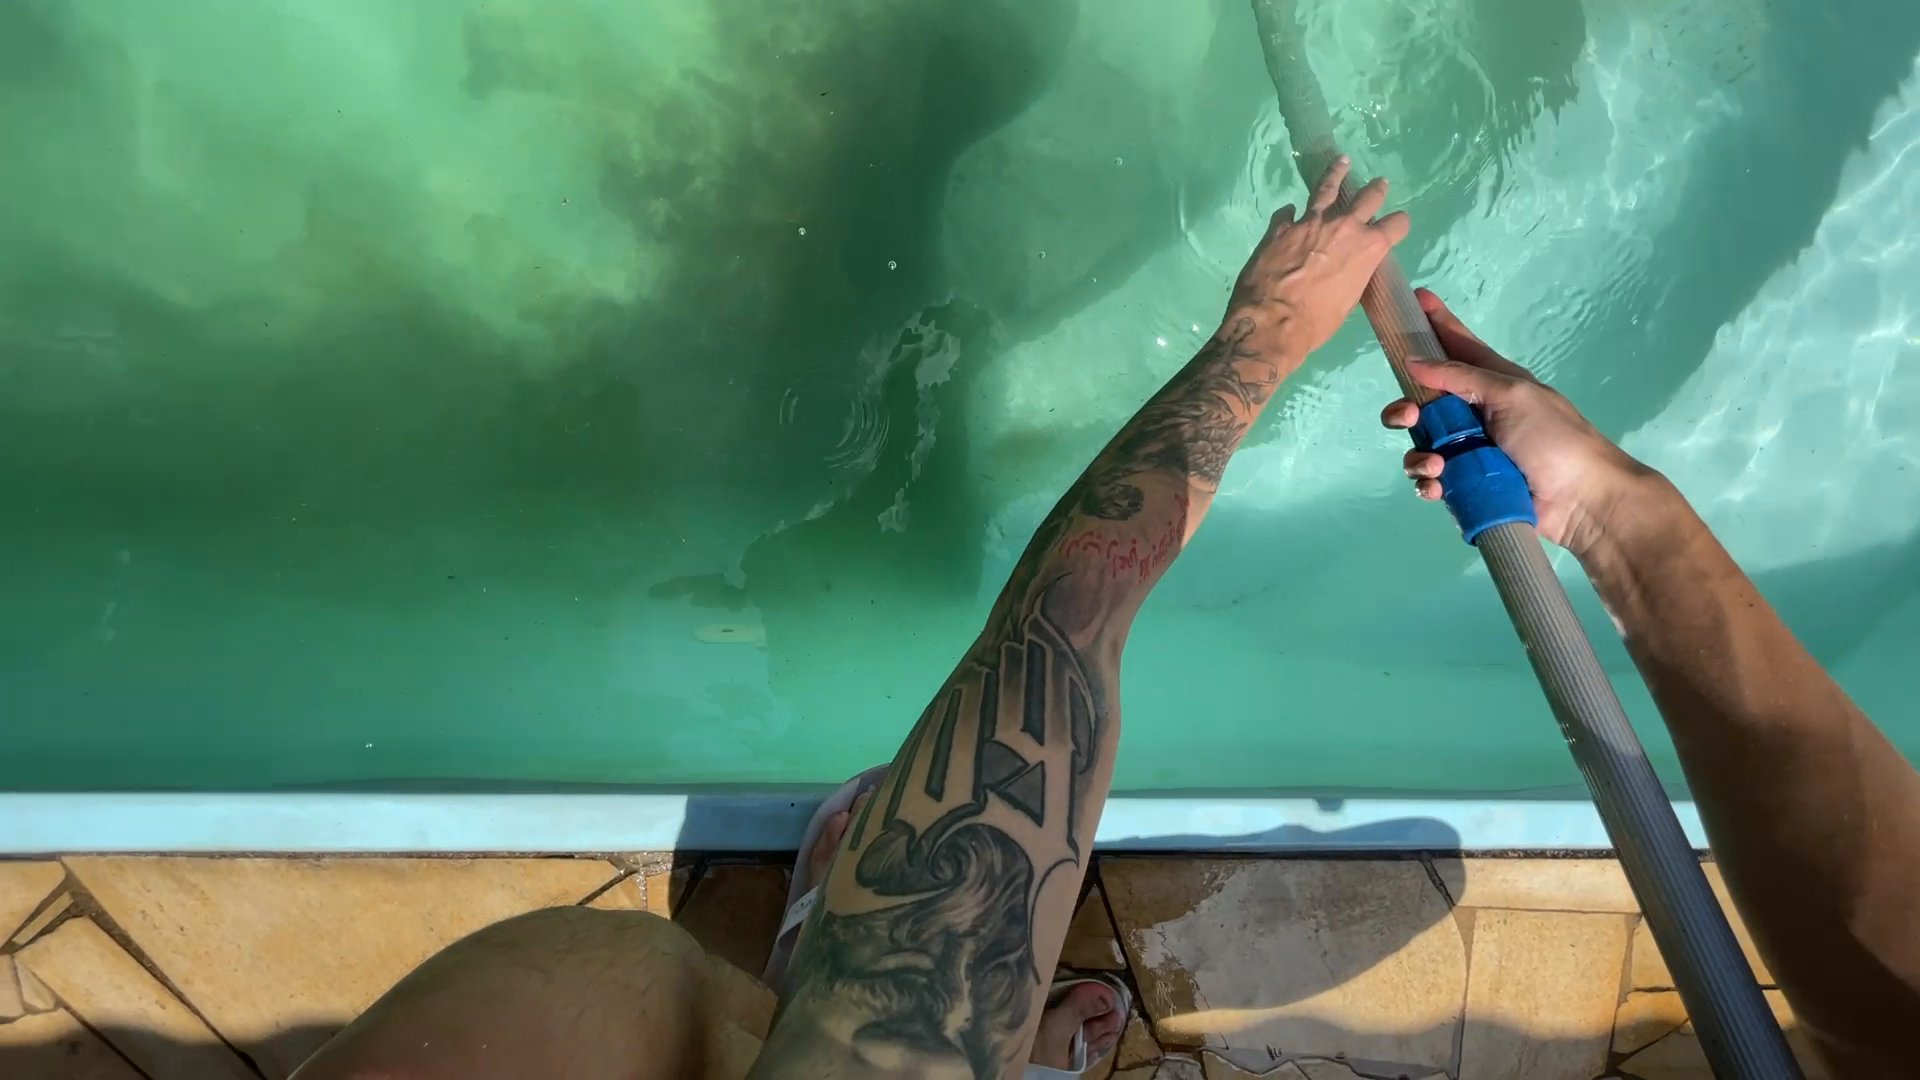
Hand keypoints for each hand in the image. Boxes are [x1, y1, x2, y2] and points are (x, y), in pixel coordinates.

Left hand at [1224, 156, 1409, 362]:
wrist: (1271, 324)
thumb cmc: (1314, 324)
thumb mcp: (1346, 303)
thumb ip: (1352, 275)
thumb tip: (1347, 270)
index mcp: (1369, 247)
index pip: (1397, 224)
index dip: (1396, 226)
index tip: (1394, 227)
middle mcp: (1344, 227)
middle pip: (1368, 197)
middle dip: (1375, 191)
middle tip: (1378, 185)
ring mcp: (1309, 223)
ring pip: (1327, 189)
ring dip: (1336, 174)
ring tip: (1341, 162)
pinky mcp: (1279, 229)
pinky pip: (1286, 213)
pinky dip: (1289, 213)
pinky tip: (1289, 212)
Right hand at [1381, 289, 1661, 557]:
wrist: (1580, 498)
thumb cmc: (1553, 438)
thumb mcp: (1511, 395)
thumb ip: (1460, 377)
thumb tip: (1412, 361)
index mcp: (1490, 383)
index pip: (1456, 345)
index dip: (1434, 323)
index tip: (1414, 299)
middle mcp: (1471, 413)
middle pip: (1419, 401)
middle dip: (1403, 409)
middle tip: (1408, 416)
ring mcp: (1464, 450)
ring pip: (1416, 443)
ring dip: (1418, 454)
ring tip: (1438, 465)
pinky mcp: (1460, 482)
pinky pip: (1426, 478)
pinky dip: (1427, 482)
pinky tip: (1439, 485)